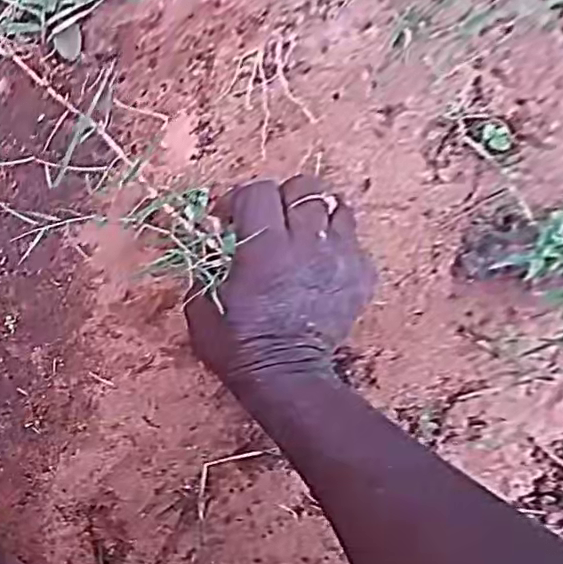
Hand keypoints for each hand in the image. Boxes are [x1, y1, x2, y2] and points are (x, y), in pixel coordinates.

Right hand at [183, 175, 376, 389]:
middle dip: (278, 198)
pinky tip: (313, 265)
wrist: (285, 375)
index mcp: (261, 250)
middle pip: (302, 188)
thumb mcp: (201, 313)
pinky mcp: (361, 271)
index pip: (257, 192)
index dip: (237, 199)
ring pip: (333, 205)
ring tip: (294, 237)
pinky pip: (350, 238)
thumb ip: (204, 277)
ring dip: (309, 215)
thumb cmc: (235, 347)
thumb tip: (208, 261)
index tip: (225, 219)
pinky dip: (330, 242)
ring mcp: (339, 255)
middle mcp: (305, 243)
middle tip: (263, 222)